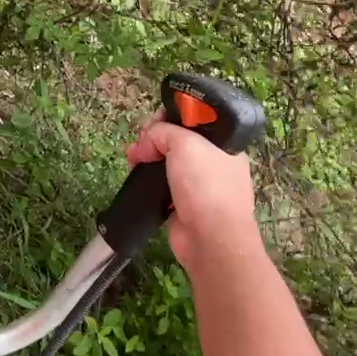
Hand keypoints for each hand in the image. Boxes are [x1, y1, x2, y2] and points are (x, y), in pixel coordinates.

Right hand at [125, 115, 260, 269]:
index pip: (193, 120)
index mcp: (224, 146)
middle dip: (152, 137)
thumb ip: (161, 131)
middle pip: (175, 139)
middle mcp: (212, 163)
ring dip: (145, 154)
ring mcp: (197, 184)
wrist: (211, 239)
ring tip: (132, 158)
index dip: (170, 117)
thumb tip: (145, 145)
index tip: (153, 122)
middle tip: (141, 143)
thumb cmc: (204, 185)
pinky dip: (146, 175)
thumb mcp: (184, 143)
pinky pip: (160, 180)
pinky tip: (135, 172)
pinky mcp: (182, 202)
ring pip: (165, 159)